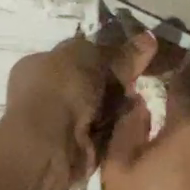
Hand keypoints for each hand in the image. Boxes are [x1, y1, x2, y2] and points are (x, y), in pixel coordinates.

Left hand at [2, 35, 156, 177]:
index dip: (107, 57)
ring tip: (137, 104)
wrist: (49, 144)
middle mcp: (48, 96)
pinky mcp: (79, 150)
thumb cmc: (61, 89)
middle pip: (94, 86)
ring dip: (122, 109)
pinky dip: (119, 131)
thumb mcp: (90, 57)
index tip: (135, 58)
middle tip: (137, 82)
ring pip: (103, 112)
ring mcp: (62, 126)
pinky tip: (132, 124)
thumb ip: (118, 52)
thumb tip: (148, 39)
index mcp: (40, 67)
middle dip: (118, 85)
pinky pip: (107, 136)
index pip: (79, 58)